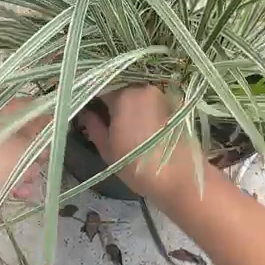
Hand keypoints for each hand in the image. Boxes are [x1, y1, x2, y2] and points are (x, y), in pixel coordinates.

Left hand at [0, 101, 49, 236]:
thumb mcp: (21, 143)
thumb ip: (40, 129)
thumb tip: (54, 115)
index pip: (24, 107)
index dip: (42, 114)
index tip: (56, 126)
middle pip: (26, 136)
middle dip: (38, 149)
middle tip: (43, 157)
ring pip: (22, 159)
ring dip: (30, 170)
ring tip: (28, 179)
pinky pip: (13, 178)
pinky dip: (19, 185)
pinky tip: (21, 193)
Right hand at [80, 85, 207, 205]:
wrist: (181, 178)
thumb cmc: (138, 166)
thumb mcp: (108, 149)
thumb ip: (94, 126)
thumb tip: (85, 113)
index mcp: (123, 96)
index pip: (98, 87)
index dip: (89, 96)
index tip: (82, 106)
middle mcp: (142, 88)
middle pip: (117, 86)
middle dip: (107, 98)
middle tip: (98, 114)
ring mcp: (159, 94)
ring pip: (133, 92)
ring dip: (124, 101)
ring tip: (117, 120)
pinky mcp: (171, 102)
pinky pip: (147, 98)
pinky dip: (139, 105)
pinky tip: (135, 121)